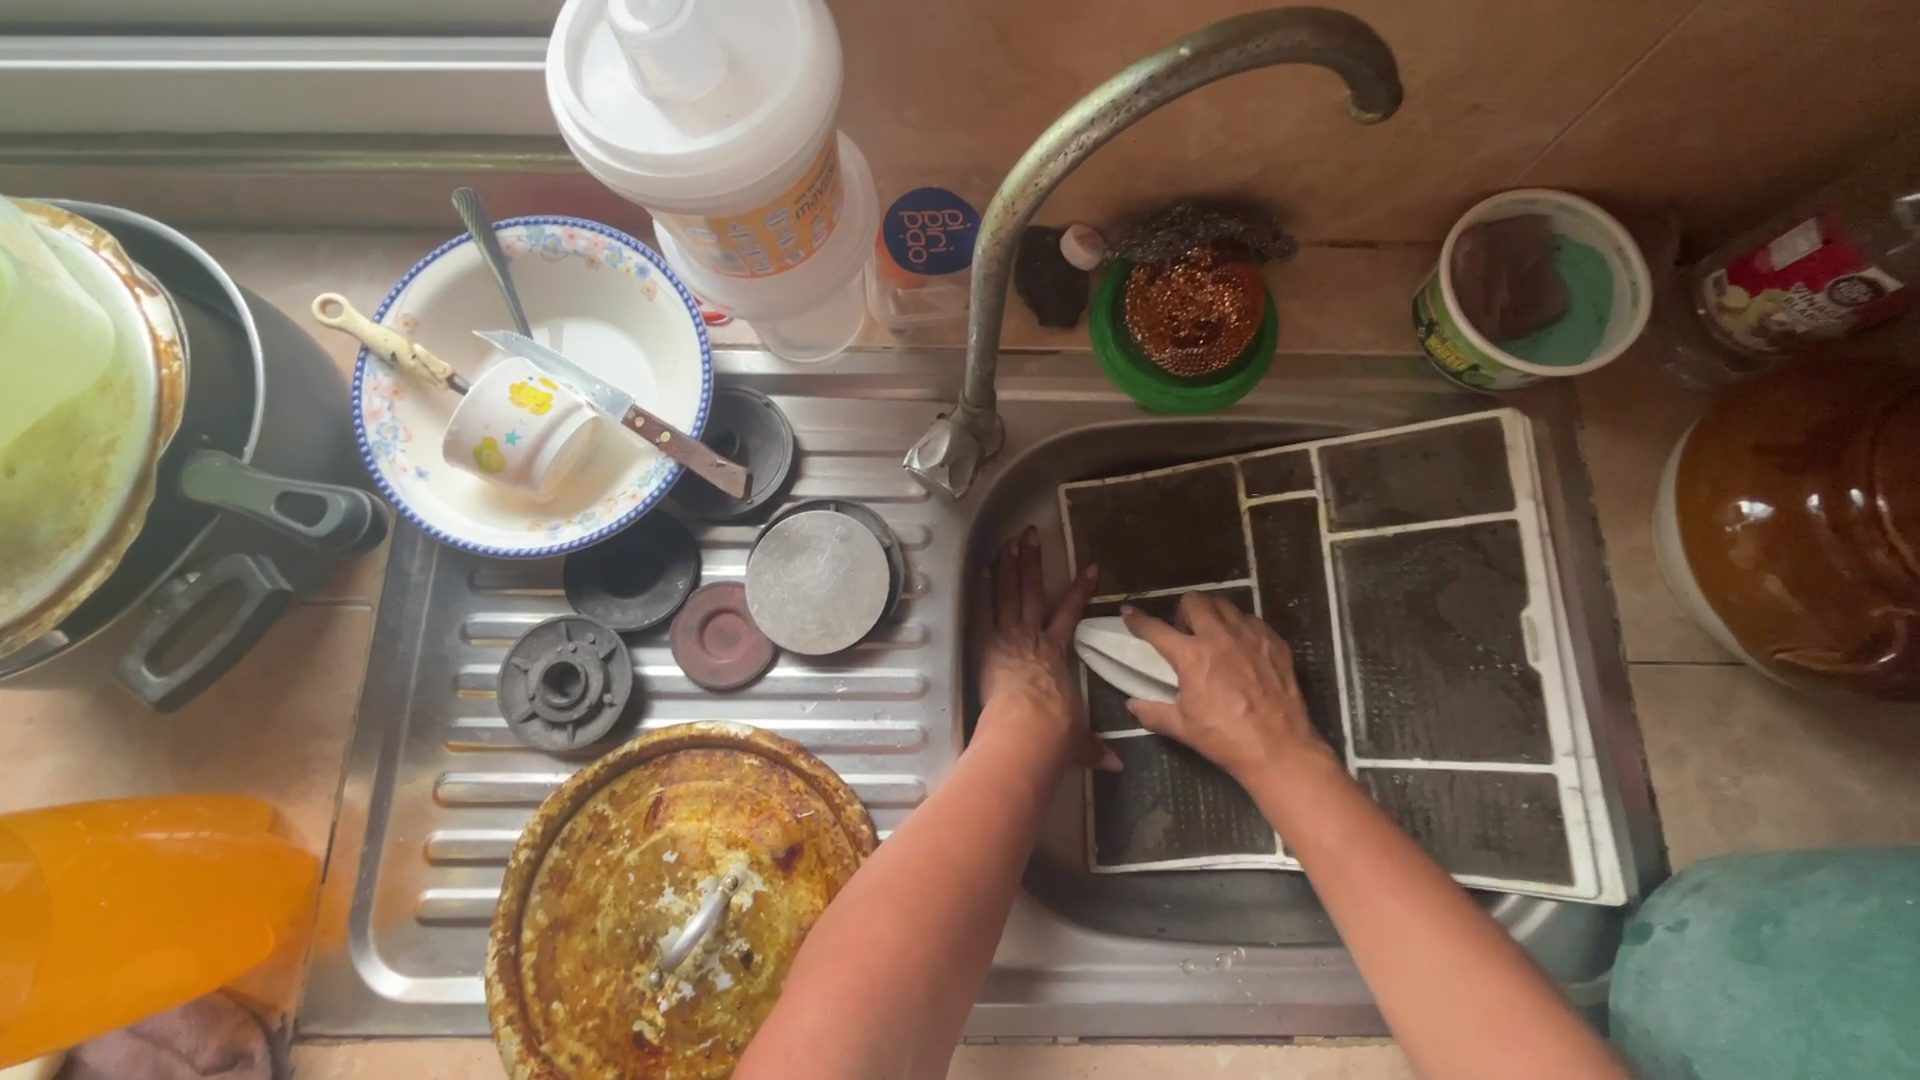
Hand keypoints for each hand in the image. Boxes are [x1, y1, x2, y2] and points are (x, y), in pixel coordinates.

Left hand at [972, 526, 1119, 771]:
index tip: (1091, 568)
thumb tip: (1115, 766)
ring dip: (1009, 566)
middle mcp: (1034, 636)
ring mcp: (1009, 636)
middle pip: (1034, 591)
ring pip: (1009, 593)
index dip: (1081, 589)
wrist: (1030, 729)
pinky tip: (982, 569)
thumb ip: (1092, 749)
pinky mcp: (986, 644)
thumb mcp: (1077, 740)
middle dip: (1033, 561)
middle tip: (1030, 534)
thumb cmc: (1056, 732)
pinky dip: (983, 589)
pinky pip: (983, 610)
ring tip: (1008, 541)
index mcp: (1058, 652)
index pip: (1071, 613)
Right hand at [1121, 592, 1330, 782]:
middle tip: (1185, 633)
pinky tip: (1241, 647)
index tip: (1129, 613)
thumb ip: (1153, 712)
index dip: (1138, 620)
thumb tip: (1132, 705)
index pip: (1155, 629)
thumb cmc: (1225, 739)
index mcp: (1191, 656)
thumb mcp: (1183, 727)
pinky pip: (1252, 621)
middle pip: (1195, 601)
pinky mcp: (1275, 643)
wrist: (1278, 750)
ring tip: (1213, 635)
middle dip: (1183, 611)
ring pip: (1225, 605)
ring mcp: (1250, 637)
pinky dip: (1241, 627)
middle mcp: (1219, 637)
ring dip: (1212, 614)